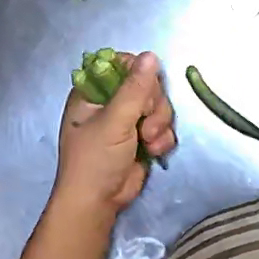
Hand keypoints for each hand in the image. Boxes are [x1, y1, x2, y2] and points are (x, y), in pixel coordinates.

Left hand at [52, 51, 175, 212]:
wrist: (98, 203)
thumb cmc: (95, 160)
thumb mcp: (115, 121)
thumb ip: (135, 88)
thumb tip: (151, 55)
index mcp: (94, 93)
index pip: (123, 65)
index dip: (139, 75)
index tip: (142, 91)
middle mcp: (111, 102)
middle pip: (148, 85)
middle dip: (153, 106)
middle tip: (144, 124)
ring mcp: (128, 120)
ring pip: (159, 106)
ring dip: (160, 125)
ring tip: (149, 142)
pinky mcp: (143, 137)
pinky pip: (164, 126)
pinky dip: (163, 138)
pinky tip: (154, 151)